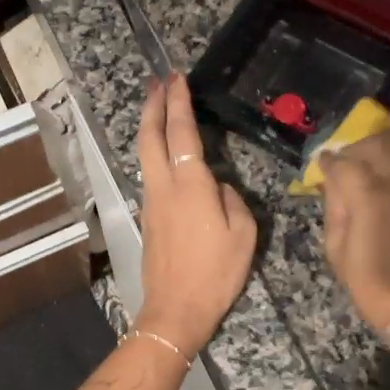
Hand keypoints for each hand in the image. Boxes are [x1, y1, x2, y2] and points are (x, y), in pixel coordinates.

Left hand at [134, 74, 257, 357]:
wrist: (176, 311)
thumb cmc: (215, 274)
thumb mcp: (242, 235)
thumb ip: (232, 201)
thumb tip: (218, 187)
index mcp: (190, 187)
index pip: (181, 133)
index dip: (178, 103)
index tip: (176, 79)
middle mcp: (164, 188)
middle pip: (150, 138)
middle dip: (153, 106)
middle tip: (158, 82)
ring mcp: (152, 204)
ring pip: (146, 156)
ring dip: (151, 128)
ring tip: (158, 108)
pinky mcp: (148, 220)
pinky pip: (151, 176)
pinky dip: (155, 154)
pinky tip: (165, 154)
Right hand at [321, 125, 389, 335]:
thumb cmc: (371, 284)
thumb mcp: (337, 249)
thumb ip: (335, 207)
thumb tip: (334, 182)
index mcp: (370, 197)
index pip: (344, 162)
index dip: (328, 161)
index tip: (321, 163)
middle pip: (376, 143)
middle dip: (355, 148)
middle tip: (345, 162)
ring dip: (384, 144)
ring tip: (372, 158)